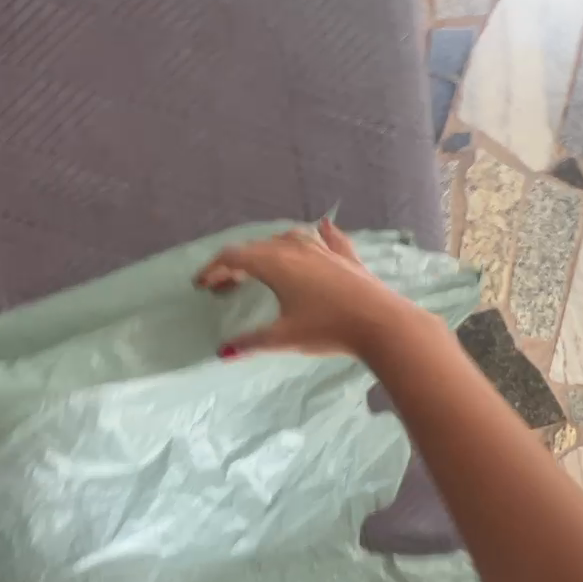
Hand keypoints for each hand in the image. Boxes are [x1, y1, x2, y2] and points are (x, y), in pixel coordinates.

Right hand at [194, 218, 420, 359]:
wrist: (381, 324)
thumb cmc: (326, 329)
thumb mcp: (282, 339)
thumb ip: (250, 343)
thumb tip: (223, 353)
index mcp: (275, 264)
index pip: (233, 257)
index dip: (213, 269)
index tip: (200, 285)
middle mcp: (296, 249)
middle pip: (256, 248)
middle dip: (234, 264)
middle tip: (223, 285)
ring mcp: (324, 250)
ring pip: (288, 238)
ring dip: (268, 248)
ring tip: (261, 264)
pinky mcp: (347, 257)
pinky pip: (328, 238)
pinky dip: (318, 234)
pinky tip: (322, 228)